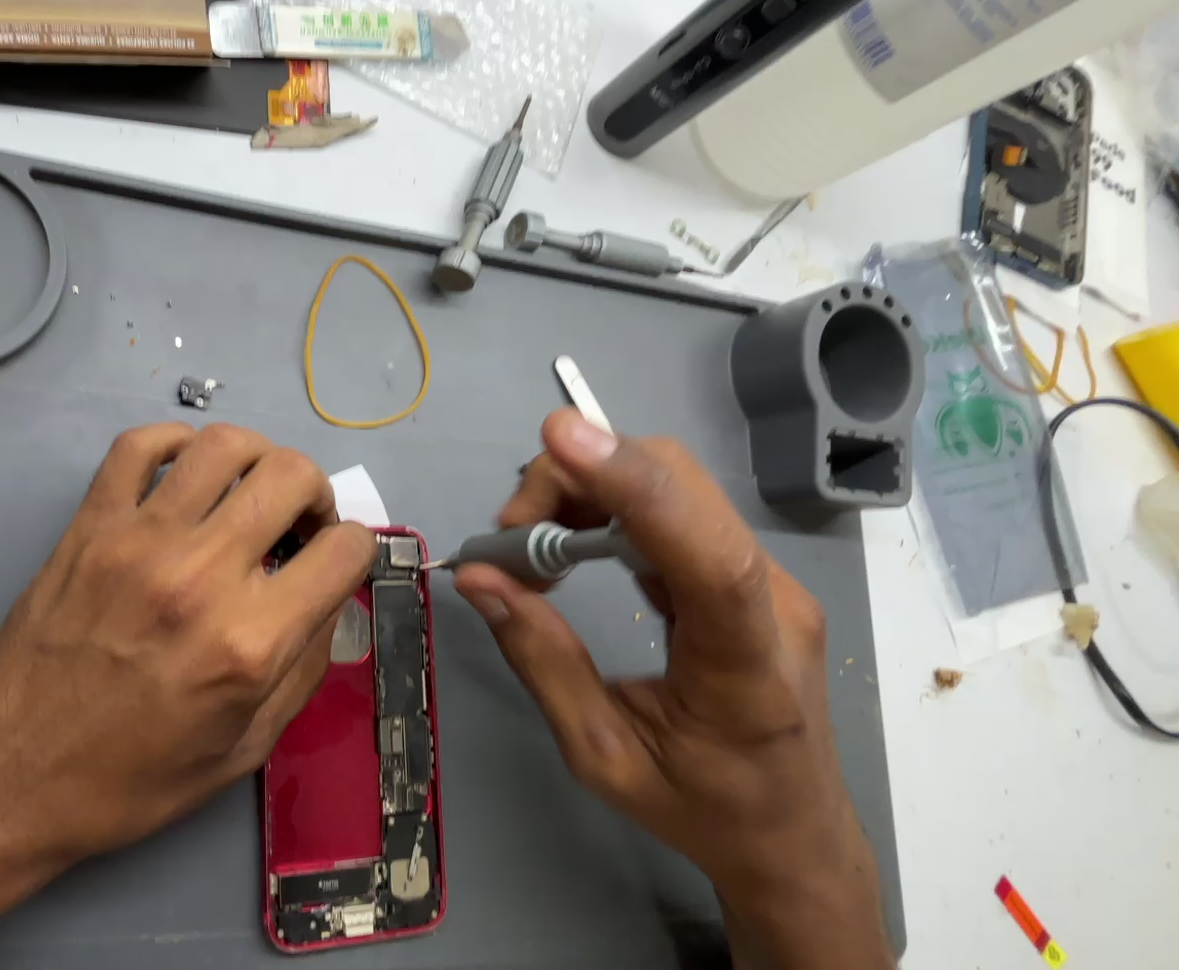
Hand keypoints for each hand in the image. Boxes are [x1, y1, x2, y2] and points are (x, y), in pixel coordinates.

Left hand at [0, 422, 374, 864]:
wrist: (16, 776)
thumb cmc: (136, 779)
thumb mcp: (247, 747)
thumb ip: (306, 663)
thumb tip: (330, 592)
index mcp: (250, 643)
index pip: (344, 550)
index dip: (354, 551)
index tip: (332, 562)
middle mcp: (200, 577)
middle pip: (290, 476)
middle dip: (314, 495)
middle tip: (295, 526)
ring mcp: (138, 542)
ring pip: (222, 445)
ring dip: (255, 459)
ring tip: (245, 493)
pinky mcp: (88, 525)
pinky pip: (138, 445)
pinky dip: (175, 442)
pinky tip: (185, 474)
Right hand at [454, 410, 889, 966]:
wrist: (794, 837)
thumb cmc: (702, 809)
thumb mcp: (601, 754)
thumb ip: (542, 661)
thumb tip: (479, 578)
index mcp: (746, 664)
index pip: (707, 553)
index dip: (634, 485)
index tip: (560, 436)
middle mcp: (772, 598)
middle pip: (681, 485)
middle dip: (581, 479)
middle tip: (509, 535)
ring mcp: (766, 577)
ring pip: (673, 484)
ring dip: (586, 490)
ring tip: (527, 548)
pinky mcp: (745, 571)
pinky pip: (671, 508)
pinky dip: (604, 507)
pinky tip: (565, 547)